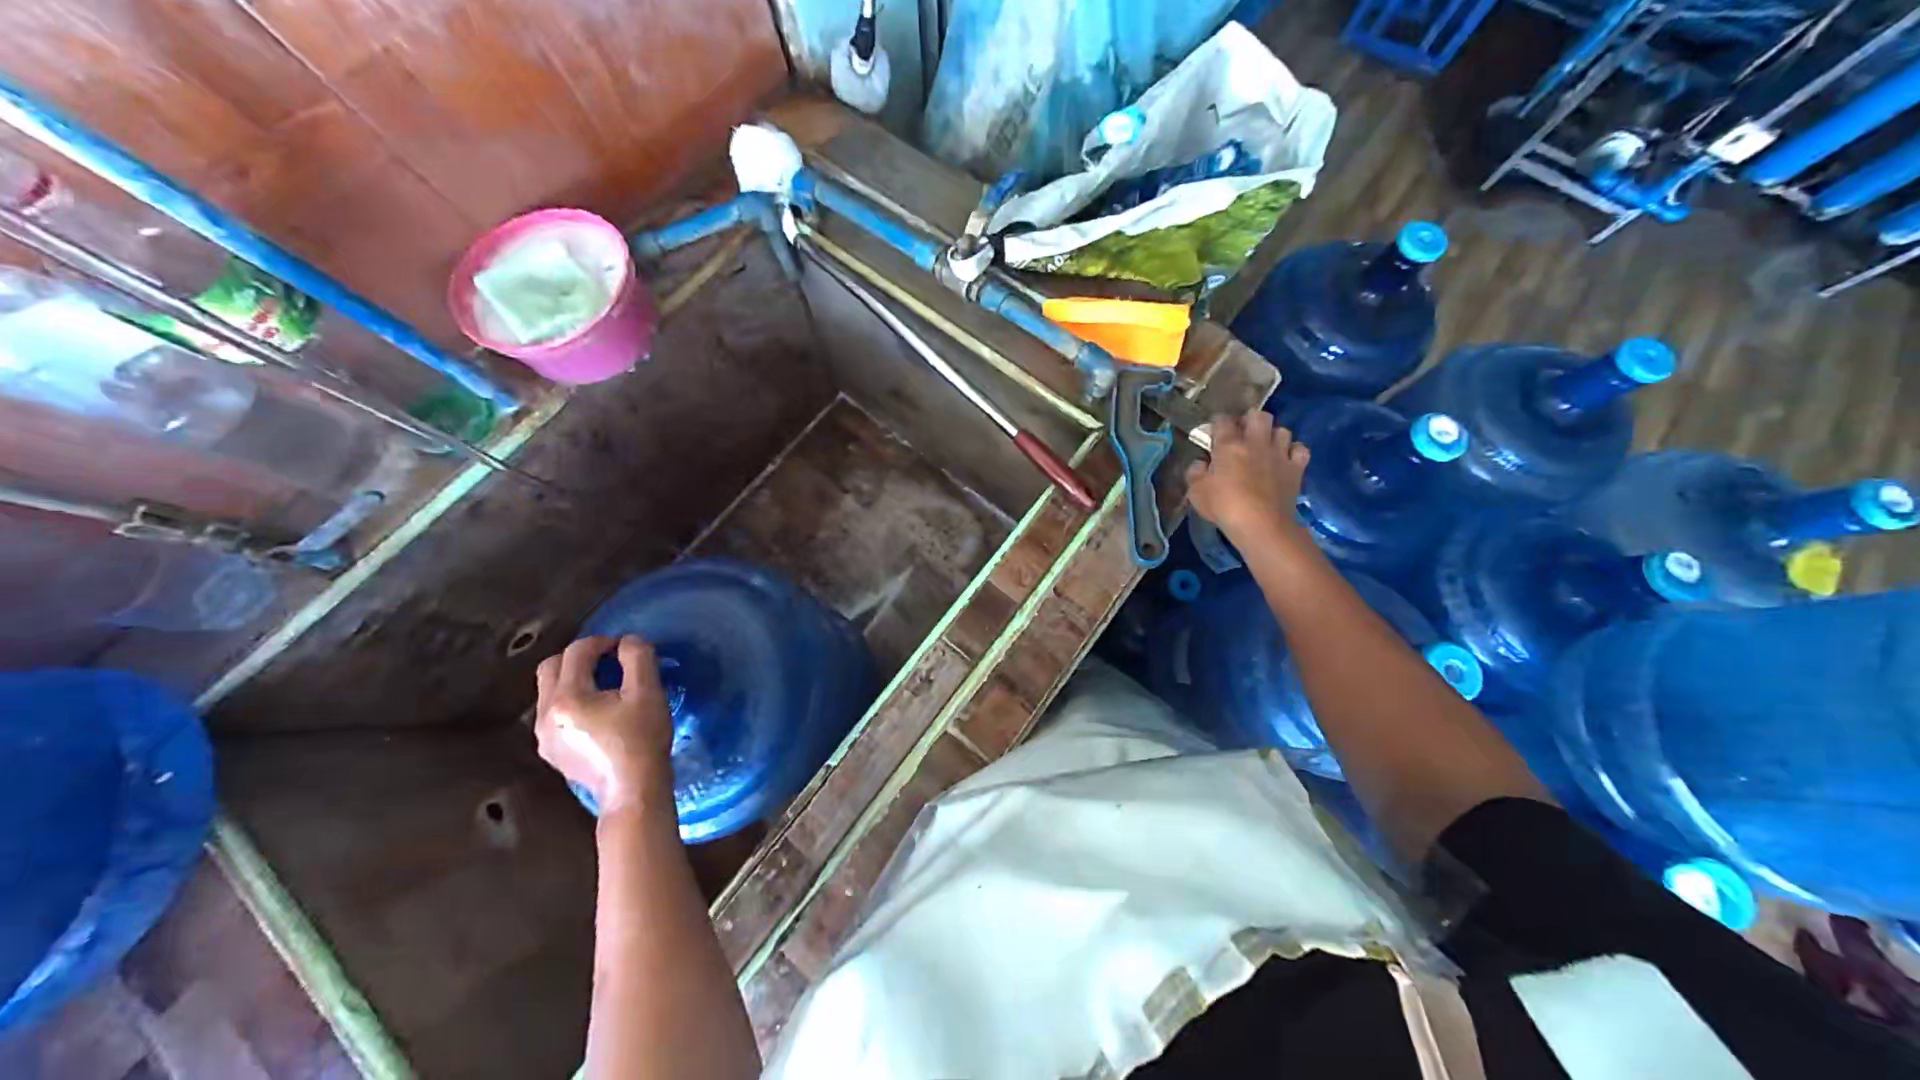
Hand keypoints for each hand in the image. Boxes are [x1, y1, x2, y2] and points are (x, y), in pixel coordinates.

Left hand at [535, 635, 672, 818]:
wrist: (633, 792)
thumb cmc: (642, 740)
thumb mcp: (648, 693)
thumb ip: (638, 658)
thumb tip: (628, 642)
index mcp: (567, 697)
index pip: (576, 652)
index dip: (602, 641)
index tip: (624, 647)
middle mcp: (544, 714)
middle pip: (551, 667)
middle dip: (579, 657)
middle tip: (609, 661)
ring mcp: (542, 735)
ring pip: (549, 690)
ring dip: (574, 679)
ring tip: (605, 687)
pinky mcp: (549, 750)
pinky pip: (552, 712)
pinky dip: (571, 701)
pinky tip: (597, 713)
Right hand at [1185, 410, 1313, 549]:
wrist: (1262, 525)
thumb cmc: (1225, 507)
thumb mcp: (1196, 492)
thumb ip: (1195, 473)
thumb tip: (1201, 463)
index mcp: (1229, 445)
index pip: (1223, 420)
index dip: (1217, 424)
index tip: (1214, 433)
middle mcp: (1256, 442)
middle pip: (1258, 415)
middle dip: (1250, 421)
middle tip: (1242, 436)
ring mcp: (1280, 454)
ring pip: (1282, 430)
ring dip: (1272, 436)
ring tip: (1265, 448)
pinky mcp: (1296, 468)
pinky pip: (1300, 449)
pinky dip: (1293, 451)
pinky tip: (1285, 460)